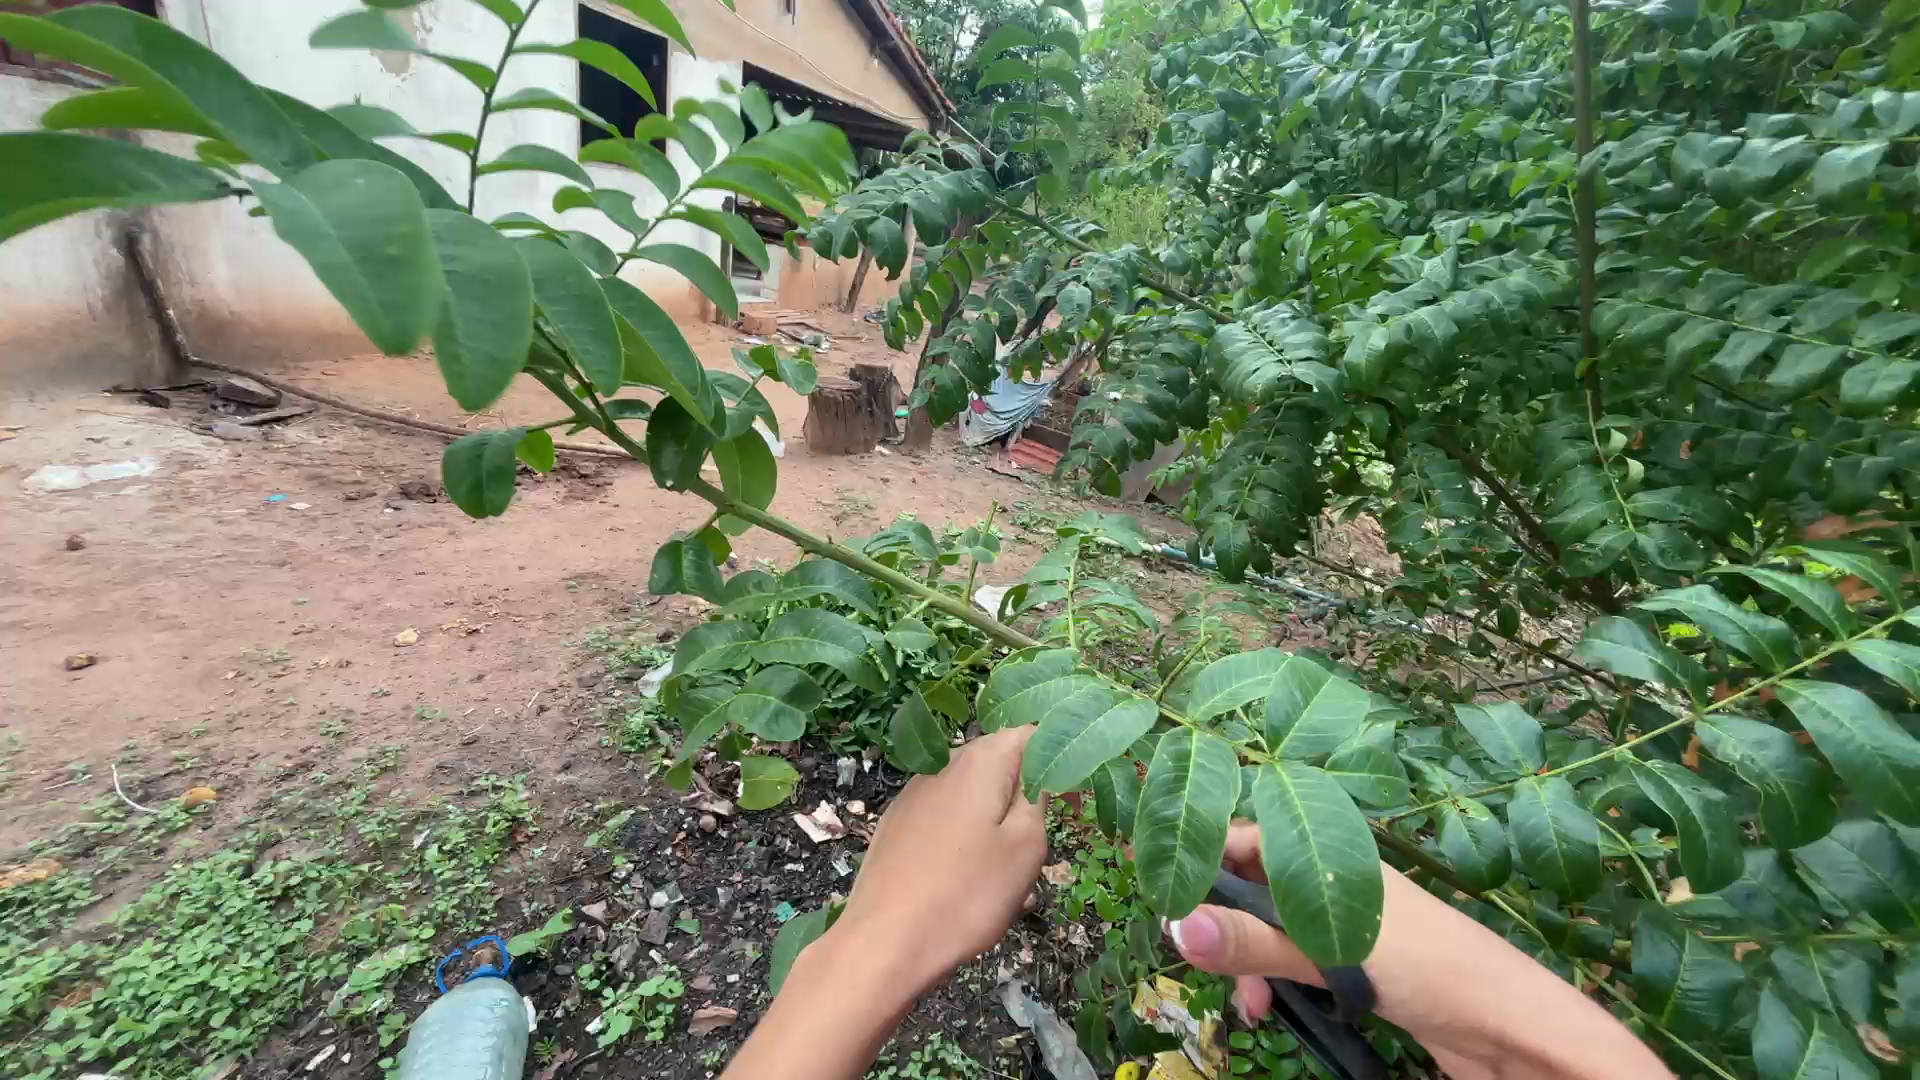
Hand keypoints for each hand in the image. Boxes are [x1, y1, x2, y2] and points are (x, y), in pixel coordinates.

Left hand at [722, 729, 1046, 1079]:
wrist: (883, 941)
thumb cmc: (966, 894)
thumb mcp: (1025, 846)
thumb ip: (1039, 796)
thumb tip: (1041, 770)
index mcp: (979, 760)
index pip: (1030, 734)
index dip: (1059, 761)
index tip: (1072, 802)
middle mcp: (945, 763)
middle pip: (1000, 760)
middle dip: (1025, 793)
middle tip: (1040, 842)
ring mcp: (916, 790)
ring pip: (973, 790)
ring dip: (996, 817)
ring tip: (1004, 870)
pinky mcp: (898, 820)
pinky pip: (946, 812)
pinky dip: (966, 832)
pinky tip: (966, 875)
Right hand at [1167, 823, 1672, 1079]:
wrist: (1524, 1036)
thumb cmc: (1428, 967)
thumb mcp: (1331, 949)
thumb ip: (1253, 939)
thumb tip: (1174, 926)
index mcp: (1322, 847)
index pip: (1239, 836)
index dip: (1197, 858)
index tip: (1160, 892)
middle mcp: (1326, 874)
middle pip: (1249, 885)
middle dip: (1220, 922)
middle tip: (1199, 959)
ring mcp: (1341, 920)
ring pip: (1268, 927)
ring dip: (1246, 960)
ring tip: (1248, 1006)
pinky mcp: (1355, 964)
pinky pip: (1294, 959)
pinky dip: (1274, 980)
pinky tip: (1272, 1010)